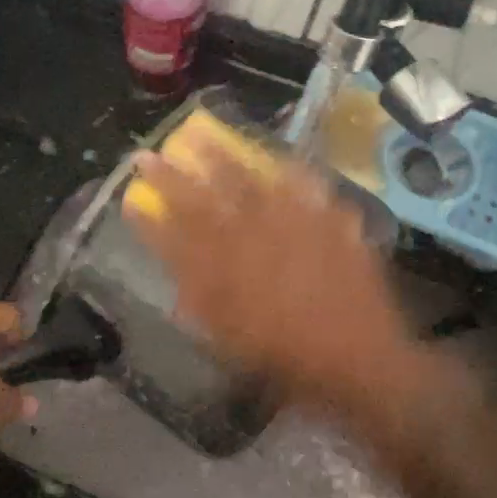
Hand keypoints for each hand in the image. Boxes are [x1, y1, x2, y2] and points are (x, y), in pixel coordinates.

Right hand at [125, 145, 415, 418]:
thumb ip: (198, 298)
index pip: (178, 222)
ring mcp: (296, 223)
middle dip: (182, 168)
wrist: (360, 361)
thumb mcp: (227, 337)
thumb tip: (174, 271)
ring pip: (256, 180)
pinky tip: (285, 164)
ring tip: (211, 136)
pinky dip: (293, 174)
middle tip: (164, 145)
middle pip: (211, 193)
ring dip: (229, 156)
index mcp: (224, 264)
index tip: (136, 173)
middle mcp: (256, 235)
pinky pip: (309, 189)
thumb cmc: (285, 359)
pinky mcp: (332, 223)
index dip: (154, 197)